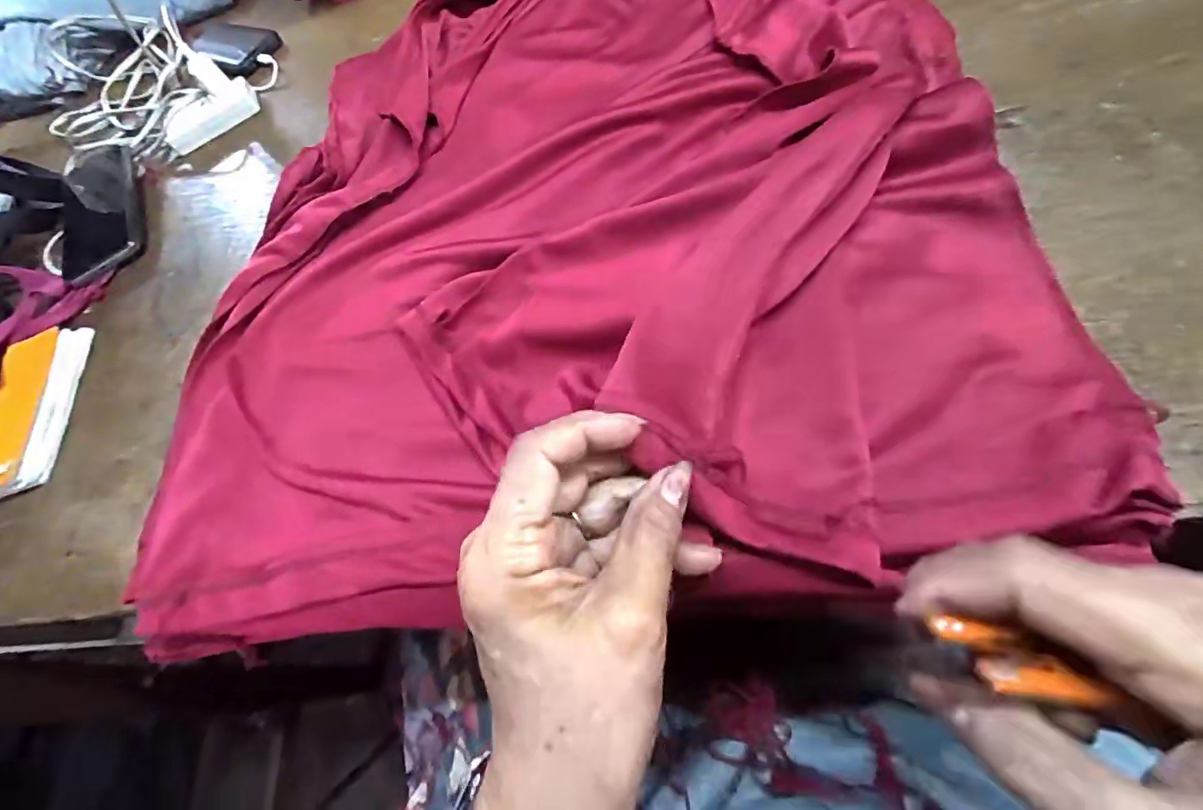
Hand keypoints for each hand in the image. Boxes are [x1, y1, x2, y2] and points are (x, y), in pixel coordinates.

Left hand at [459, 411, 718, 809]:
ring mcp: (535, 563)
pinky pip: (604, 542)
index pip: (537, 455)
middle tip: (685, 474)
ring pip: (594, 508)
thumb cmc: (589, 712)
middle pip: (570, 477)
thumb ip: (653, 535)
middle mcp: (509, 545)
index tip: (646, 429)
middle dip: (631, 475)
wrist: (570, 794)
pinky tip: (696, 561)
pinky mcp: (561, 581)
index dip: (590, 430)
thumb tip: (679, 472)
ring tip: (700, 527)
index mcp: (502, 548)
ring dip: (648, 515)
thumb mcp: (630, 616)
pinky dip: (645, 545)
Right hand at [899, 538, 1202, 809]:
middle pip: (1056, 569)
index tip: (899, 621)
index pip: (1047, 575)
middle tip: (942, 665)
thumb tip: (929, 682)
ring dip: (1021, 627)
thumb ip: (1032, 760)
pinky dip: (1067, 640)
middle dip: (981, 607)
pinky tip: (1076, 697)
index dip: (955, 583)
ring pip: (1075, 580)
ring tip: (1014, 697)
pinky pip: (1111, 603)